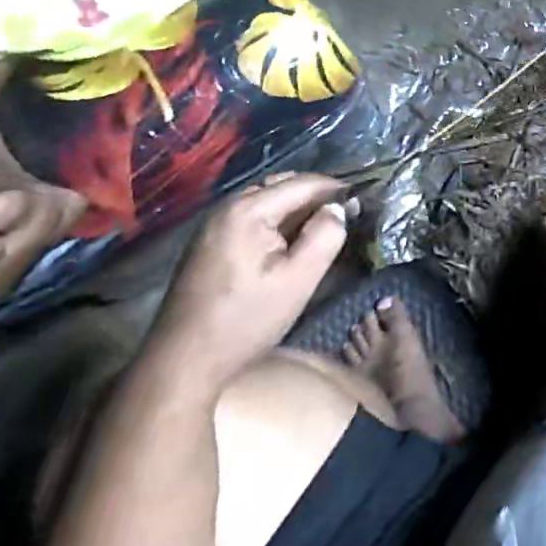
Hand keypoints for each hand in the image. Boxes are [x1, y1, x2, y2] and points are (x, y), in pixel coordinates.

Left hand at [143, 173, 348, 393]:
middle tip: (344, 217)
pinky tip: (289, 245)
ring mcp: (213, 225)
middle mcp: (227, 207)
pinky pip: (252, 218)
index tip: (362, 203)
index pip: (304, 182)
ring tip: (322, 230)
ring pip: (267, 201)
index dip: (337, 189)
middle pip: (283, 186)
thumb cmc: (246, 320)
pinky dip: (277, 222)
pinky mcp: (208, 244)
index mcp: (248, 209)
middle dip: (316, 196)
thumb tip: (338, 208)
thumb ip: (326, 236)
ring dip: (297, 209)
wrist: (182, 363)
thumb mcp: (299, 279)